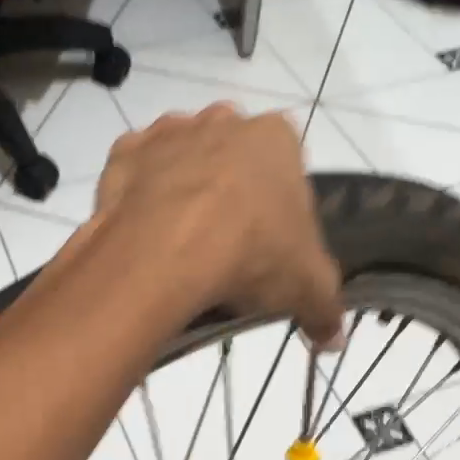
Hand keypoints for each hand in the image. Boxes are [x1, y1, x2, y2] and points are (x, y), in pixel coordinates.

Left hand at [89, 103, 344, 348]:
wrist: (165, 250)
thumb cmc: (252, 254)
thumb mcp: (306, 288)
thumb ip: (326, 309)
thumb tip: (335, 339)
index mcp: (277, 138)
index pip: (287, 172)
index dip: (278, 214)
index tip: (268, 250)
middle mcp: (223, 120)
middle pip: (231, 161)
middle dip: (229, 197)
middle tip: (224, 251)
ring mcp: (168, 131)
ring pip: (180, 161)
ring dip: (182, 193)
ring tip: (179, 249)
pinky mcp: (124, 153)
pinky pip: (134, 173)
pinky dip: (138, 198)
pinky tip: (143, 236)